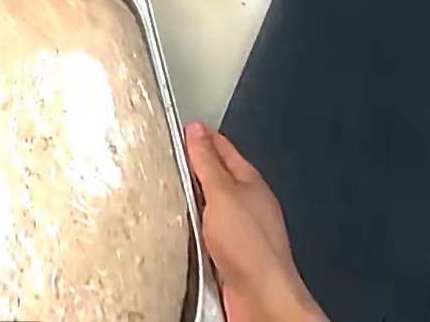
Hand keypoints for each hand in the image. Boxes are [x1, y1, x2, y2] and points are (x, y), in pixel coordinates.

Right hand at [185, 122, 326, 321]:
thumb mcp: (222, 193)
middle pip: (217, 175)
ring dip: (192, 198)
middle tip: (167, 154)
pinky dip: (193, 226)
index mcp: (250, 180)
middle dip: (194, 165)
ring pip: (210, 205)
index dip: (203, 135)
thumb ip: (207, 161)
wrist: (262, 301)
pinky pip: (207, 232)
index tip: (181, 126)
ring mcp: (241, 230)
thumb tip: (196, 128)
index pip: (223, 147)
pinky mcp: (231, 256)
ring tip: (167, 188)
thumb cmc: (248, 244)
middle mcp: (247, 202)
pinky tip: (179, 227)